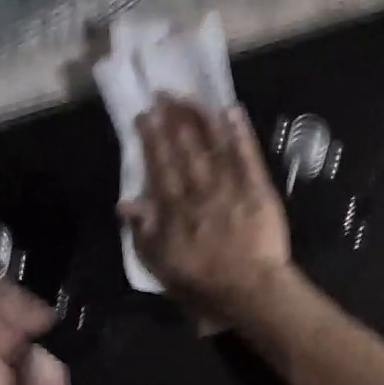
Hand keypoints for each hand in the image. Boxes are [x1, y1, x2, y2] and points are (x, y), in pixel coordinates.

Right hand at [119, 97, 296, 323]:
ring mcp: (231, 187)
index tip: (146, 115)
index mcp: (174, 208)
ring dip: (201, 118)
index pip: (160, 165)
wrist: (250, 291)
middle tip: (164, 93)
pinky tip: (232, 112)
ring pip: (213, 145)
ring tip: (190, 97)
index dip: (152, 138)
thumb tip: (125, 203)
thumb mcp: (162, 264)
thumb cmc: (203, 284)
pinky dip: (240, 133)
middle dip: (173, 119)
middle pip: (184, 149)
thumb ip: (143, 232)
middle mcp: (200, 190)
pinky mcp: (258, 191)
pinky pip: (248, 156)